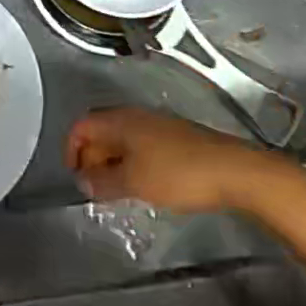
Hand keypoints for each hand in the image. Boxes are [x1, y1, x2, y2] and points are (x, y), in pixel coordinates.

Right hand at [65, 108, 266, 212]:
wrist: (233, 170)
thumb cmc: (178, 174)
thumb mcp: (134, 182)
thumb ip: (103, 182)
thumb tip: (82, 181)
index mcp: (121, 121)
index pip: (82, 126)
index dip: (71, 149)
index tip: (74, 177)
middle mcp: (136, 116)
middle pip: (101, 130)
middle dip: (91, 157)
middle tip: (93, 187)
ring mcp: (158, 124)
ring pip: (122, 139)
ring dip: (112, 161)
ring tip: (115, 190)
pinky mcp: (176, 137)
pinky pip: (141, 145)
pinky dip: (132, 162)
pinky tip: (142, 184)